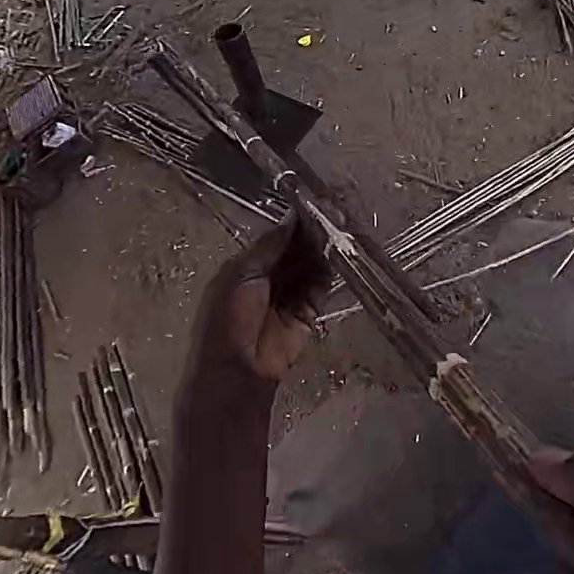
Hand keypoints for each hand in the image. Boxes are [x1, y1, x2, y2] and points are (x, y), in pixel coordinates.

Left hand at [194, 210, 330, 381]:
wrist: (240, 368)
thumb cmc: (231, 318)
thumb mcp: (243, 275)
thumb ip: (269, 247)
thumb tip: (291, 219)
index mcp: (249, 267)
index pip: (277, 239)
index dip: (295, 224)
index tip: (314, 206)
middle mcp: (272, 277)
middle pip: (297, 250)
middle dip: (313, 235)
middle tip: (335, 215)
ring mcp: (292, 294)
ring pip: (312, 265)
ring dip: (324, 250)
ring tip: (342, 231)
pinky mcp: (309, 310)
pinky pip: (322, 286)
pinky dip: (330, 272)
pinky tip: (340, 255)